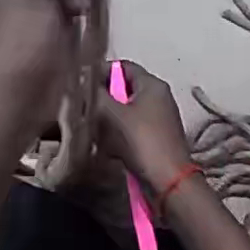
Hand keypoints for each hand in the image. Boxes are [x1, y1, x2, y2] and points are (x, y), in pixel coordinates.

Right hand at [94, 60, 194, 192]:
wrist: (169, 182)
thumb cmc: (142, 141)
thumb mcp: (114, 115)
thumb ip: (97, 95)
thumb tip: (83, 81)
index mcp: (152, 85)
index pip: (123, 66)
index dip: (101, 72)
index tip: (81, 84)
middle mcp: (157, 97)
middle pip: (123, 89)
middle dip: (102, 98)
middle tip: (82, 107)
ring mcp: (158, 119)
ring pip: (124, 110)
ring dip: (107, 118)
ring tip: (90, 128)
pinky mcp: (154, 138)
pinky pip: (130, 128)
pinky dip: (116, 134)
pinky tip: (104, 145)